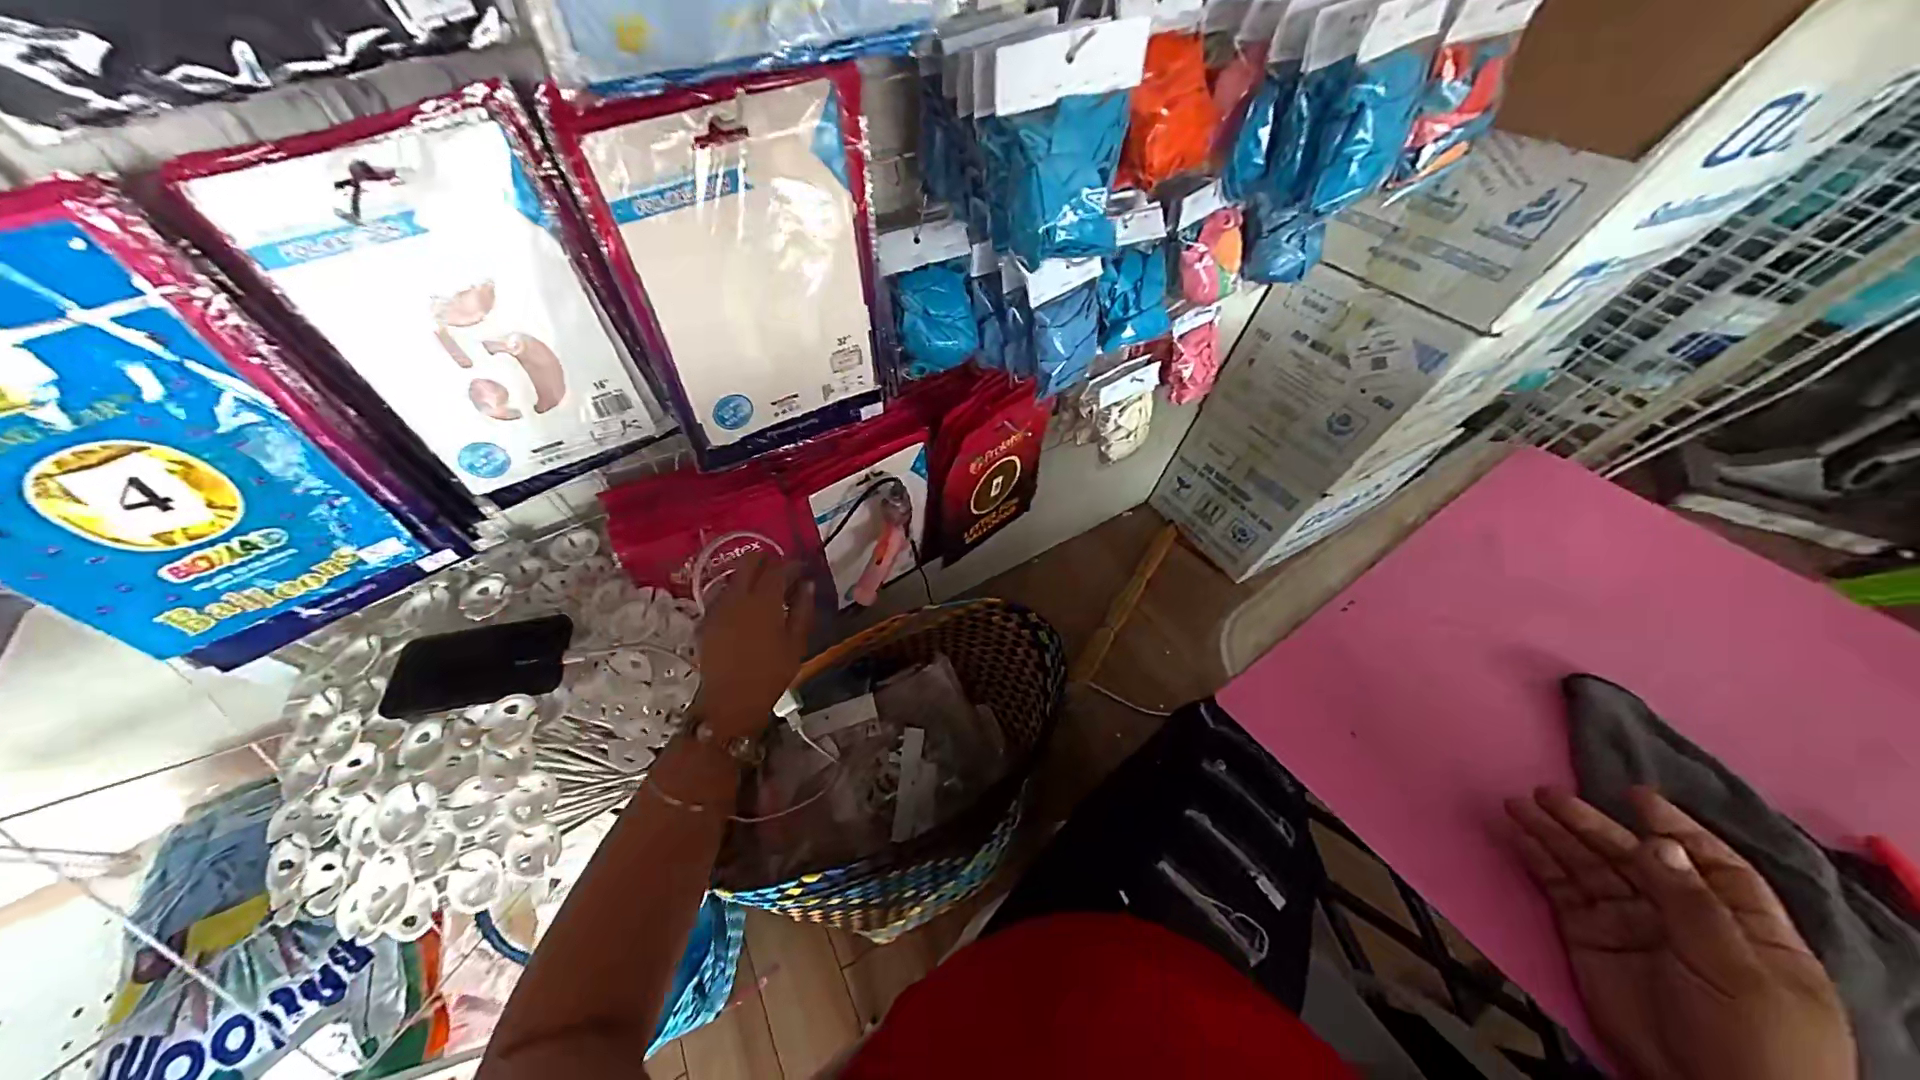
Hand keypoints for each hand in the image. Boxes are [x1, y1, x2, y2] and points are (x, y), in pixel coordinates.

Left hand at [692, 551, 813, 738]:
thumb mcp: (796, 642)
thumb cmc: (771, 673)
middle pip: (749, 561)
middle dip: (766, 559)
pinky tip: (744, 609)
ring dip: (749, 575)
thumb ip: (803, 609)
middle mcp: (737, 596)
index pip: (779, 568)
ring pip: (733, 577)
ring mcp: (717, 606)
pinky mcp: (705, 620)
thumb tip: (807, 584)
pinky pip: (722, 596)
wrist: (730, 700)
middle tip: (780, 570)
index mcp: (764, 600)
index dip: (792, 564)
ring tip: (762, 589)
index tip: (802, 568)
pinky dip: (735, 594)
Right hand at [1506, 786, 1853, 1079]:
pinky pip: (1561, 890)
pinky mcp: (1589, 937)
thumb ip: (1693, 905)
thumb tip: (1658, 843)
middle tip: (1548, 794)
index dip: (1674, 827)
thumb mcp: (1738, 970)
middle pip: (1632, 857)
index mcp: (1738, 923)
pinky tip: (1519, 835)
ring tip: (1519, 803)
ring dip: (1553, 834)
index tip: (1634, 795)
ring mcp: (1630, 925)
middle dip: (1590, 823)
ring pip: (1587, 866)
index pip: (1708, 863)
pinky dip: (1538, 860)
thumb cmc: (1754, 1038)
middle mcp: (1679, 915)